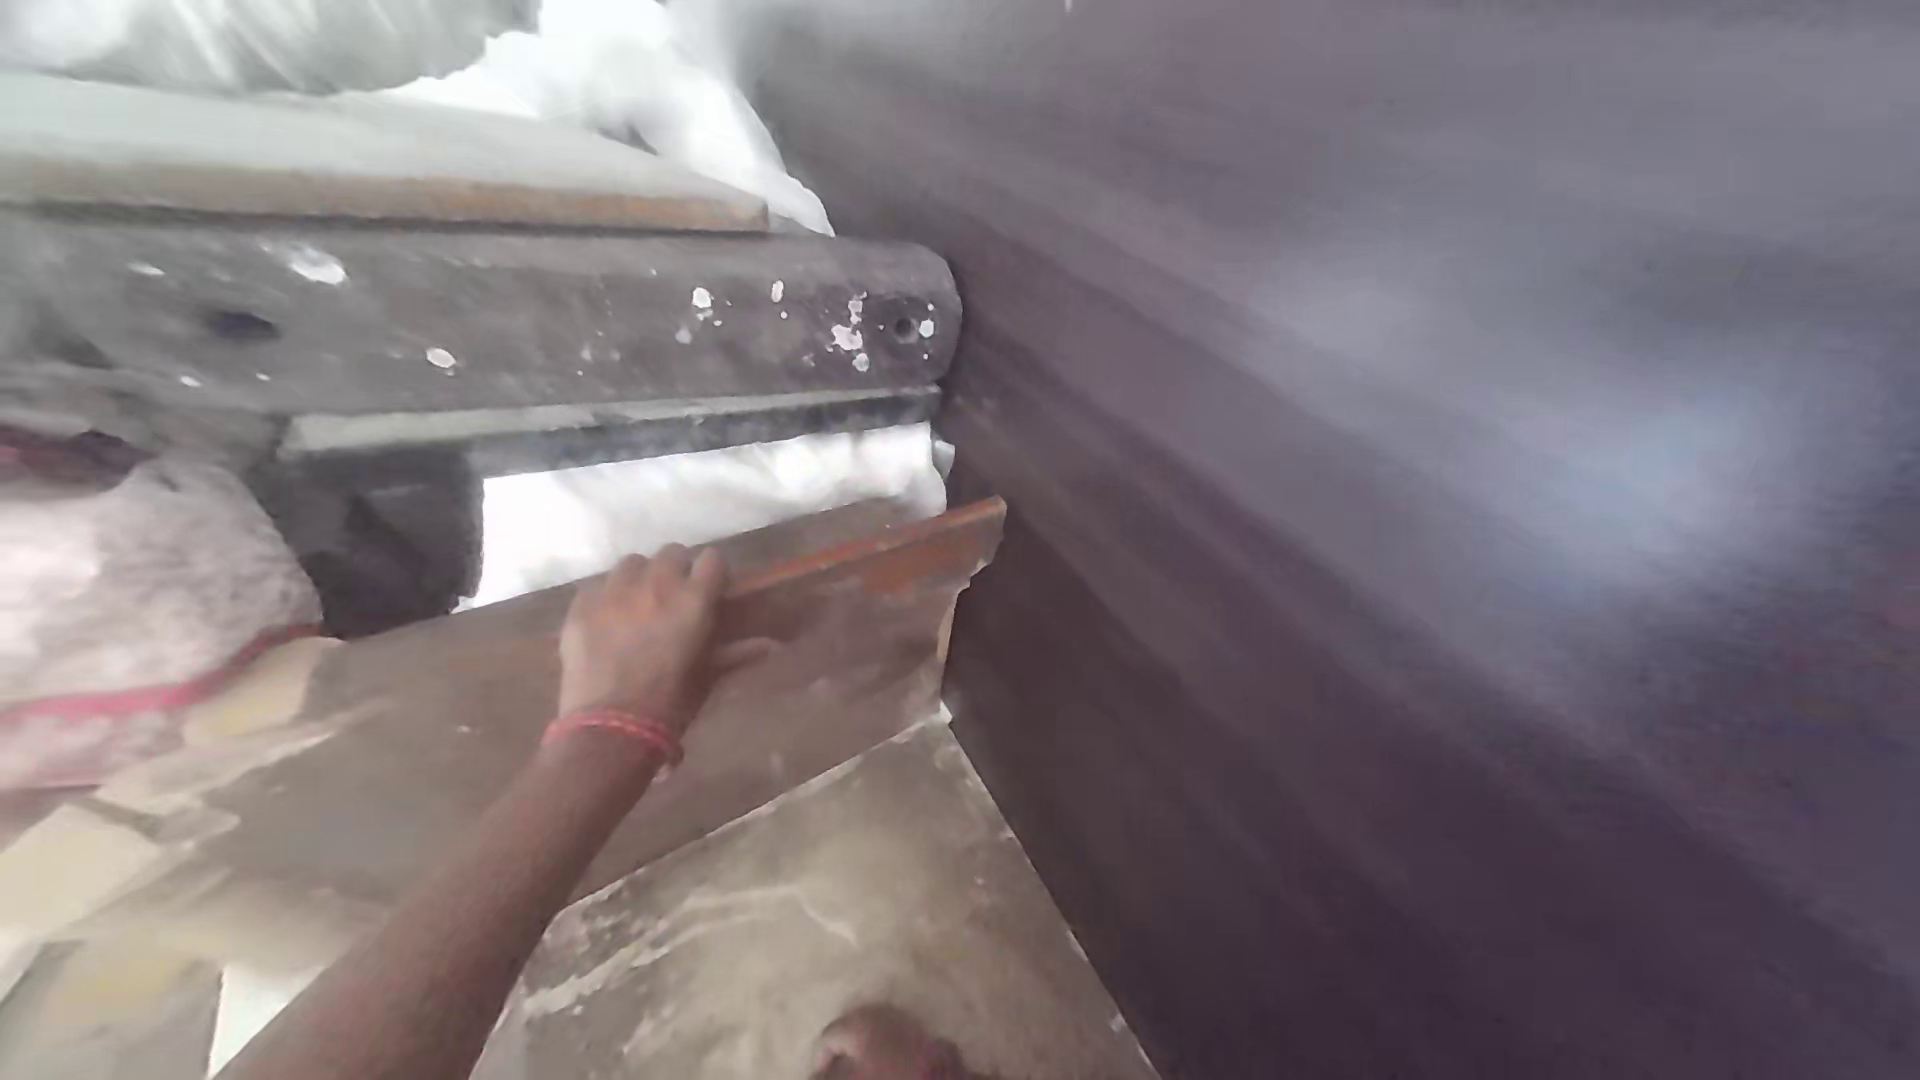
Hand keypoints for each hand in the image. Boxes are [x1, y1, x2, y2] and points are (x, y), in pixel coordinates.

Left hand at [556, 544, 766, 735]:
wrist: (612, 726)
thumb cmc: (672, 701)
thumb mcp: (711, 674)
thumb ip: (739, 651)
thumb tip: (773, 645)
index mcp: (695, 599)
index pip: (713, 558)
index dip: (713, 571)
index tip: (711, 588)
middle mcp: (656, 584)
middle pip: (671, 552)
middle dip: (677, 569)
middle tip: (674, 596)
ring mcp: (614, 591)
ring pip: (632, 562)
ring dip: (640, 577)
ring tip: (638, 603)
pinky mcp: (581, 605)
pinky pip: (597, 585)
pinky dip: (606, 597)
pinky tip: (607, 620)